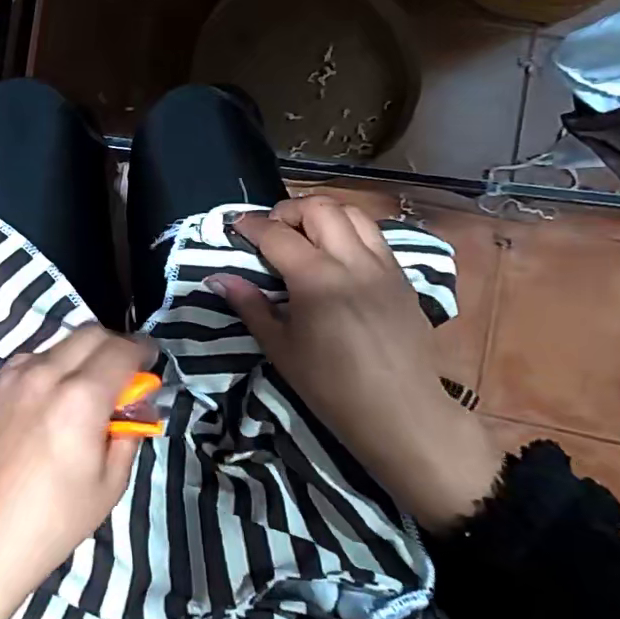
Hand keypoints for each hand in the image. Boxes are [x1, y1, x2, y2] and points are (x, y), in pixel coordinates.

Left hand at [0, 326, 153, 618]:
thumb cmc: (55, 519)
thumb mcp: (111, 482)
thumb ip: (129, 431)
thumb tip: (136, 403)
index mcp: (81, 398)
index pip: (121, 350)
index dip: (143, 350)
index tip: (151, 359)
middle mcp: (46, 375)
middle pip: (91, 333)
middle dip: (115, 345)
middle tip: (126, 371)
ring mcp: (14, 378)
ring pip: (60, 343)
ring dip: (82, 354)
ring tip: (88, 387)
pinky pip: (31, 359)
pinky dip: (52, 365)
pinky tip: (53, 397)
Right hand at [210, 196, 498, 533]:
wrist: (399, 411)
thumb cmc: (331, 387)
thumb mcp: (281, 349)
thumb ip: (250, 306)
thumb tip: (218, 278)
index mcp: (316, 279)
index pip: (277, 234)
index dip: (252, 224)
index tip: (236, 225)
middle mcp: (351, 260)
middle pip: (318, 207)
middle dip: (288, 209)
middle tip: (272, 229)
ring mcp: (382, 264)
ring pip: (351, 212)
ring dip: (322, 212)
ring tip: (305, 233)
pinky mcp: (401, 275)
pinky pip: (373, 233)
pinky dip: (349, 228)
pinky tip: (337, 252)